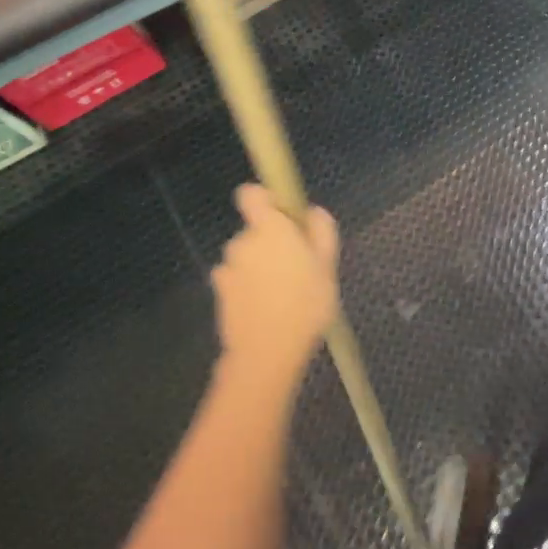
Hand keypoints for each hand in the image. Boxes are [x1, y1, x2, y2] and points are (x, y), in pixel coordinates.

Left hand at [211, 184, 339, 385]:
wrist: (267, 353)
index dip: (266, 199)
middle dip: (273, 242)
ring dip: (261, 266)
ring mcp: (228, 268)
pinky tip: (266, 306)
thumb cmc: (305, 304)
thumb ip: (321, 231)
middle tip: (299, 267)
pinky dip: (249, 286)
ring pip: (248, 256)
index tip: (285, 215)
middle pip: (256, 230)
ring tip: (284, 292)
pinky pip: (237, 279)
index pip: (251, 195)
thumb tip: (312, 212)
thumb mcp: (328, 266)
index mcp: (270, 229)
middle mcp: (243, 242)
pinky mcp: (220, 293)